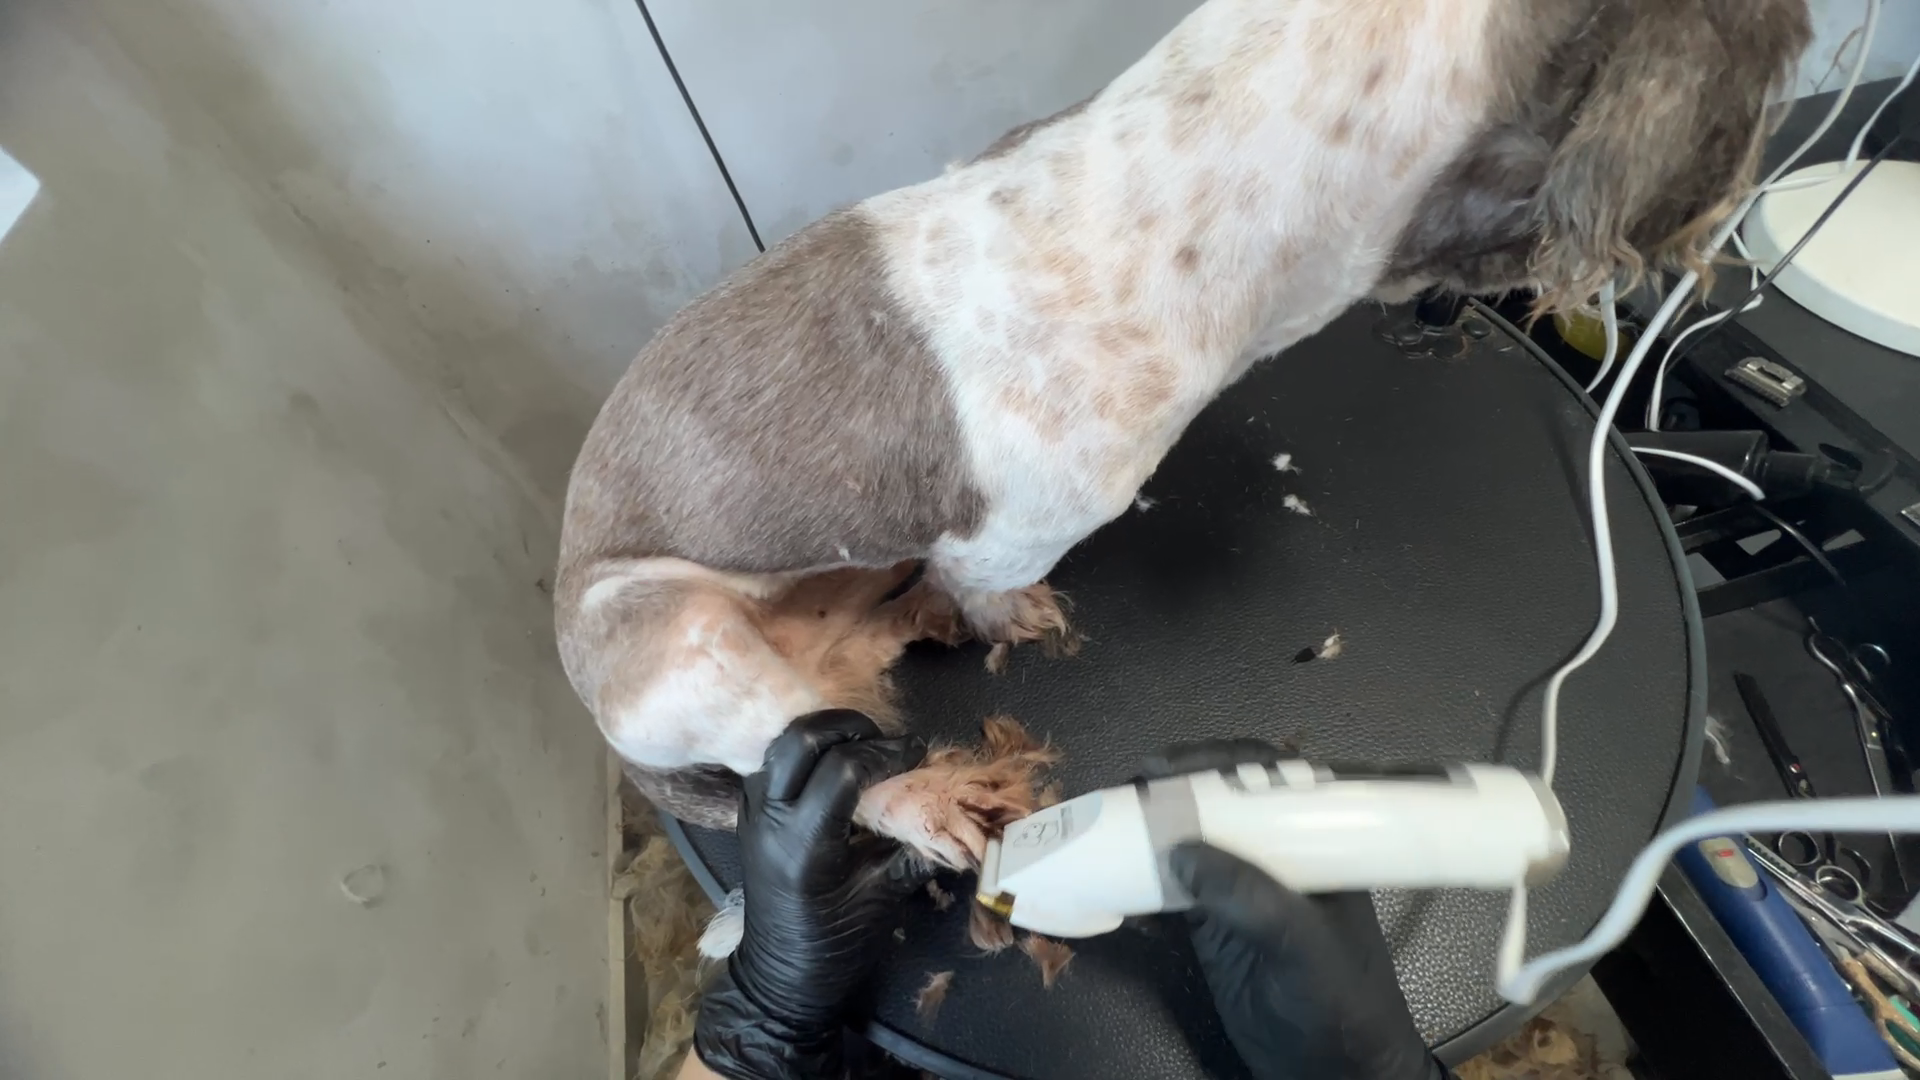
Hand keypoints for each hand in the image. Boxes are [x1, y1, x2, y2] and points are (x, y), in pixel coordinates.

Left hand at [694, 711, 928, 1079]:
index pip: (842, 769)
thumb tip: (950, 812)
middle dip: (851, 727)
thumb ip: (913, 849)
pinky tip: (838, 763)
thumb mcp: (881, 899)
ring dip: (828, 732)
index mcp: (803, 844)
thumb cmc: (834, 944)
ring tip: (864, 748)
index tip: (916, 752)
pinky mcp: (749, 808)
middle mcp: (771, 817)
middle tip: (886, 742)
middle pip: (803, 738)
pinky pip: (776, 757)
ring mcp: (753, 809)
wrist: (779, 978)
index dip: (886, 751)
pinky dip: (810, 748)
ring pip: (784, 741)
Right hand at [1141, 741, 1444, 1079]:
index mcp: (1309, 840)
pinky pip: (1163, 886)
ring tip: (1112, 821)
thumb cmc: (1339, 1003)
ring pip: (1185, 836)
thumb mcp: (1304, 944)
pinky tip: (1115, 886)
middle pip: (1215, 798)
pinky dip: (1136, 881)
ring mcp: (1234, 885)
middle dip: (1171, 786)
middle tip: (1133, 785)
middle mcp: (1268, 852)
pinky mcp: (1205, 920)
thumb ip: (1251, 896)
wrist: (1333, 1077)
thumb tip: (1179, 850)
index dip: (1216, 759)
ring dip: (1147, 827)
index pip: (1263, 778)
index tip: (1168, 765)